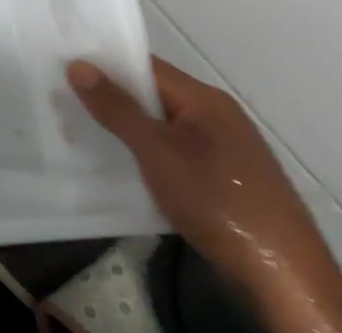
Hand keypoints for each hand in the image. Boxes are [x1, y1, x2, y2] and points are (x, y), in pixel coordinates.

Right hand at [68, 57, 341, 332]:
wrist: (282, 276)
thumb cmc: (217, 202)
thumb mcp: (158, 152)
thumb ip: (118, 109)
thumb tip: (79, 64)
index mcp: (206, 100)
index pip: (145, 66)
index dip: (104, 64)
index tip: (60, 67)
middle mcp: (217, 117)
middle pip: (152, 96)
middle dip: (108, 99)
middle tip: (59, 102)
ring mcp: (223, 150)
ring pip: (161, 127)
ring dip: (125, 130)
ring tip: (78, 133)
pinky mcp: (222, 180)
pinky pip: (173, 152)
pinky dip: (145, 154)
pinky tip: (119, 168)